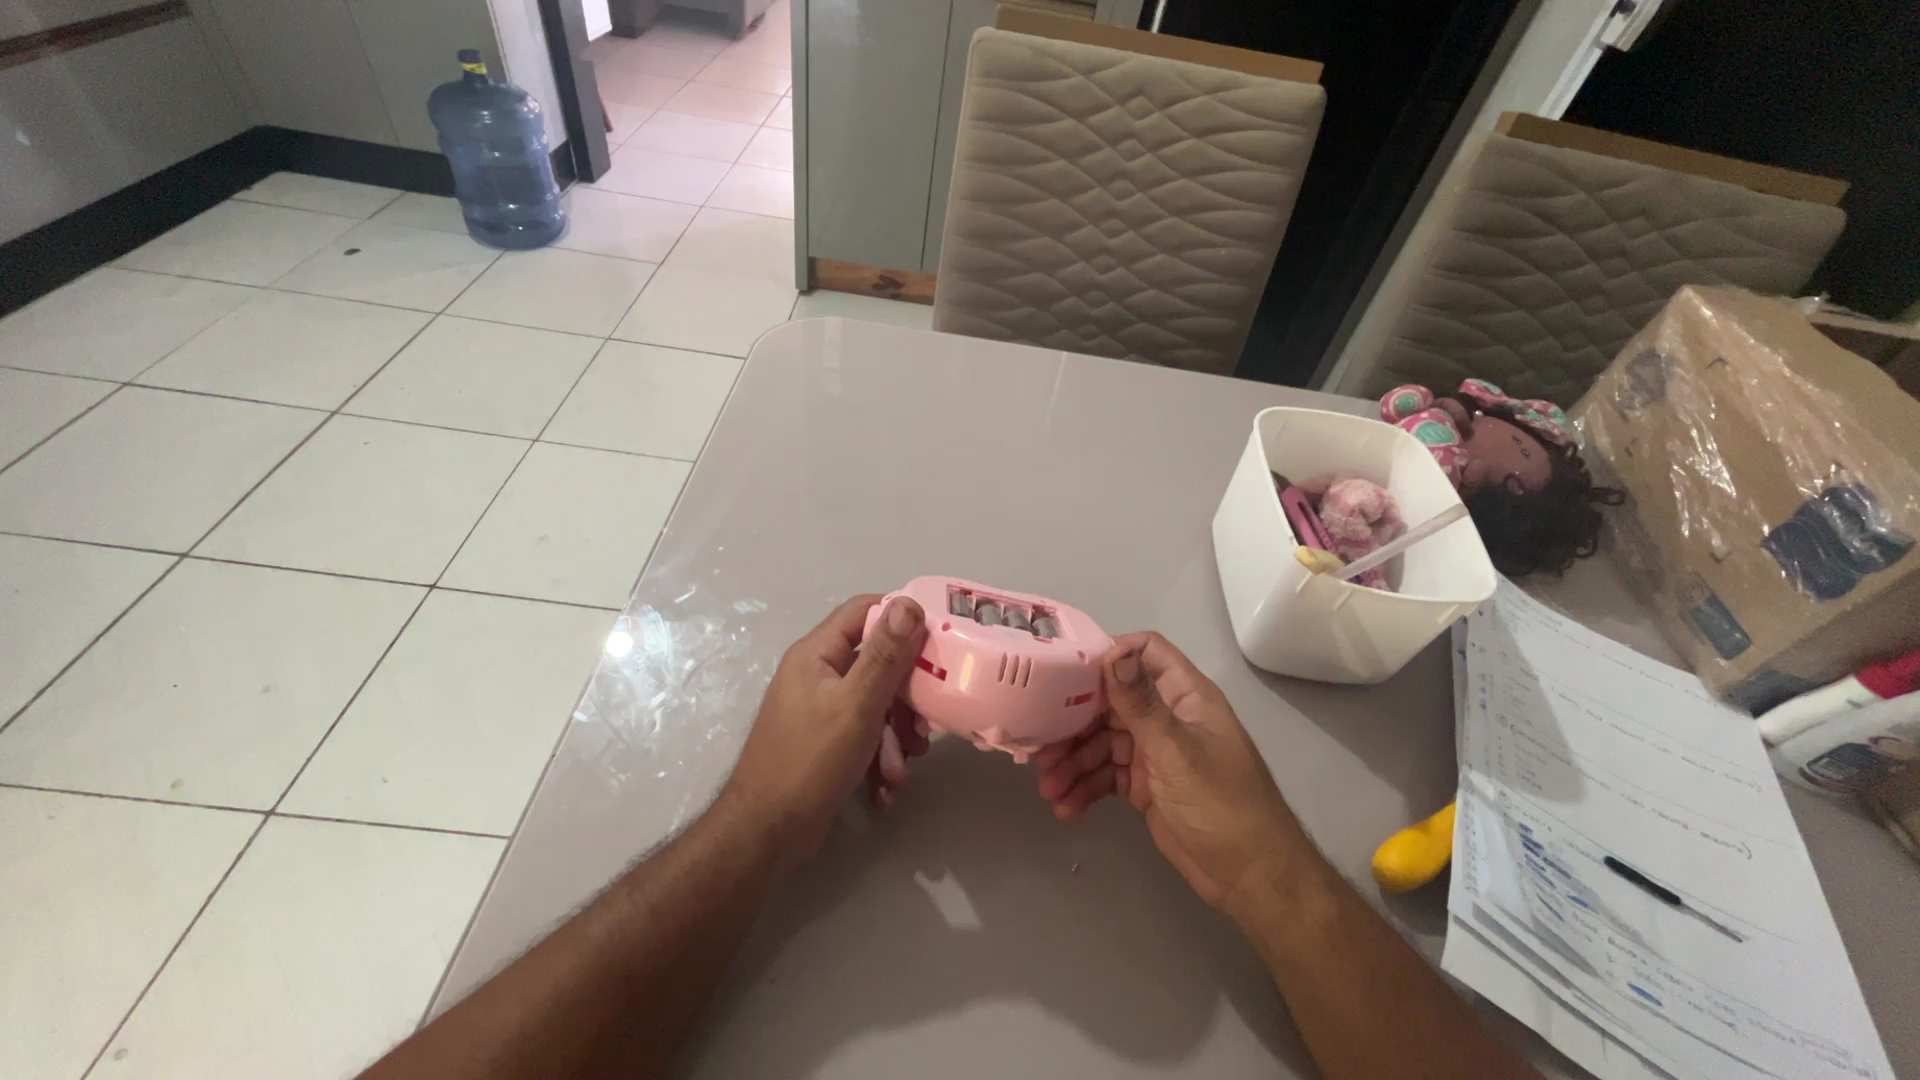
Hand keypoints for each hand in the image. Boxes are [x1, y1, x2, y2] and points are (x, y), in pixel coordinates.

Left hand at [720, 594, 926, 866]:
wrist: (768, 833)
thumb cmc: (810, 760)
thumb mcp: (856, 704)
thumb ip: (885, 655)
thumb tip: (908, 603)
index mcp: (817, 654)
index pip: (864, 610)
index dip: (902, 619)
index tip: (939, 641)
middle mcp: (818, 675)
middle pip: (877, 664)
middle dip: (906, 698)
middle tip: (925, 726)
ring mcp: (820, 710)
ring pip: (876, 706)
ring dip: (895, 738)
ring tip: (900, 770)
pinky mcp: (826, 743)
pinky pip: (865, 737)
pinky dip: (880, 760)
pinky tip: (884, 789)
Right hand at [1035, 632, 1305, 909]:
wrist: (1251, 878)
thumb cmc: (1222, 804)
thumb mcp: (1176, 751)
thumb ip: (1140, 704)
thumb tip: (1111, 651)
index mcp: (1184, 696)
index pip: (1145, 653)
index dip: (1108, 655)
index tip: (1065, 671)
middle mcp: (1167, 717)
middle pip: (1111, 702)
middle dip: (1074, 722)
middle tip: (1041, 743)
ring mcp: (1156, 752)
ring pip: (1103, 743)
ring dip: (1074, 763)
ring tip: (1048, 789)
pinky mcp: (1146, 786)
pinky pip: (1107, 776)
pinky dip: (1086, 789)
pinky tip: (1066, 808)